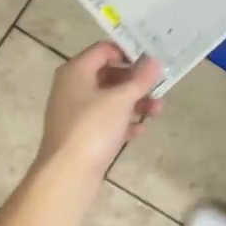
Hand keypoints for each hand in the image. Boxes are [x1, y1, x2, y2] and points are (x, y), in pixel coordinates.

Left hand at [34, 43, 163, 183]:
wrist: (67, 176)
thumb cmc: (93, 128)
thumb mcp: (121, 99)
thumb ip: (140, 78)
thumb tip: (154, 60)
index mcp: (76, 71)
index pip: (105, 49)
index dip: (129, 52)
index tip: (152, 60)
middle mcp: (73, 88)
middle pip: (109, 74)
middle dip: (135, 80)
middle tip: (158, 84)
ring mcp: (75, 113)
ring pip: (109, 99)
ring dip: (134, 101)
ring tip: (157, 109)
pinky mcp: (81, 135)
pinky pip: (106, 120)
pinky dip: (123, 121)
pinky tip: (141, 129)